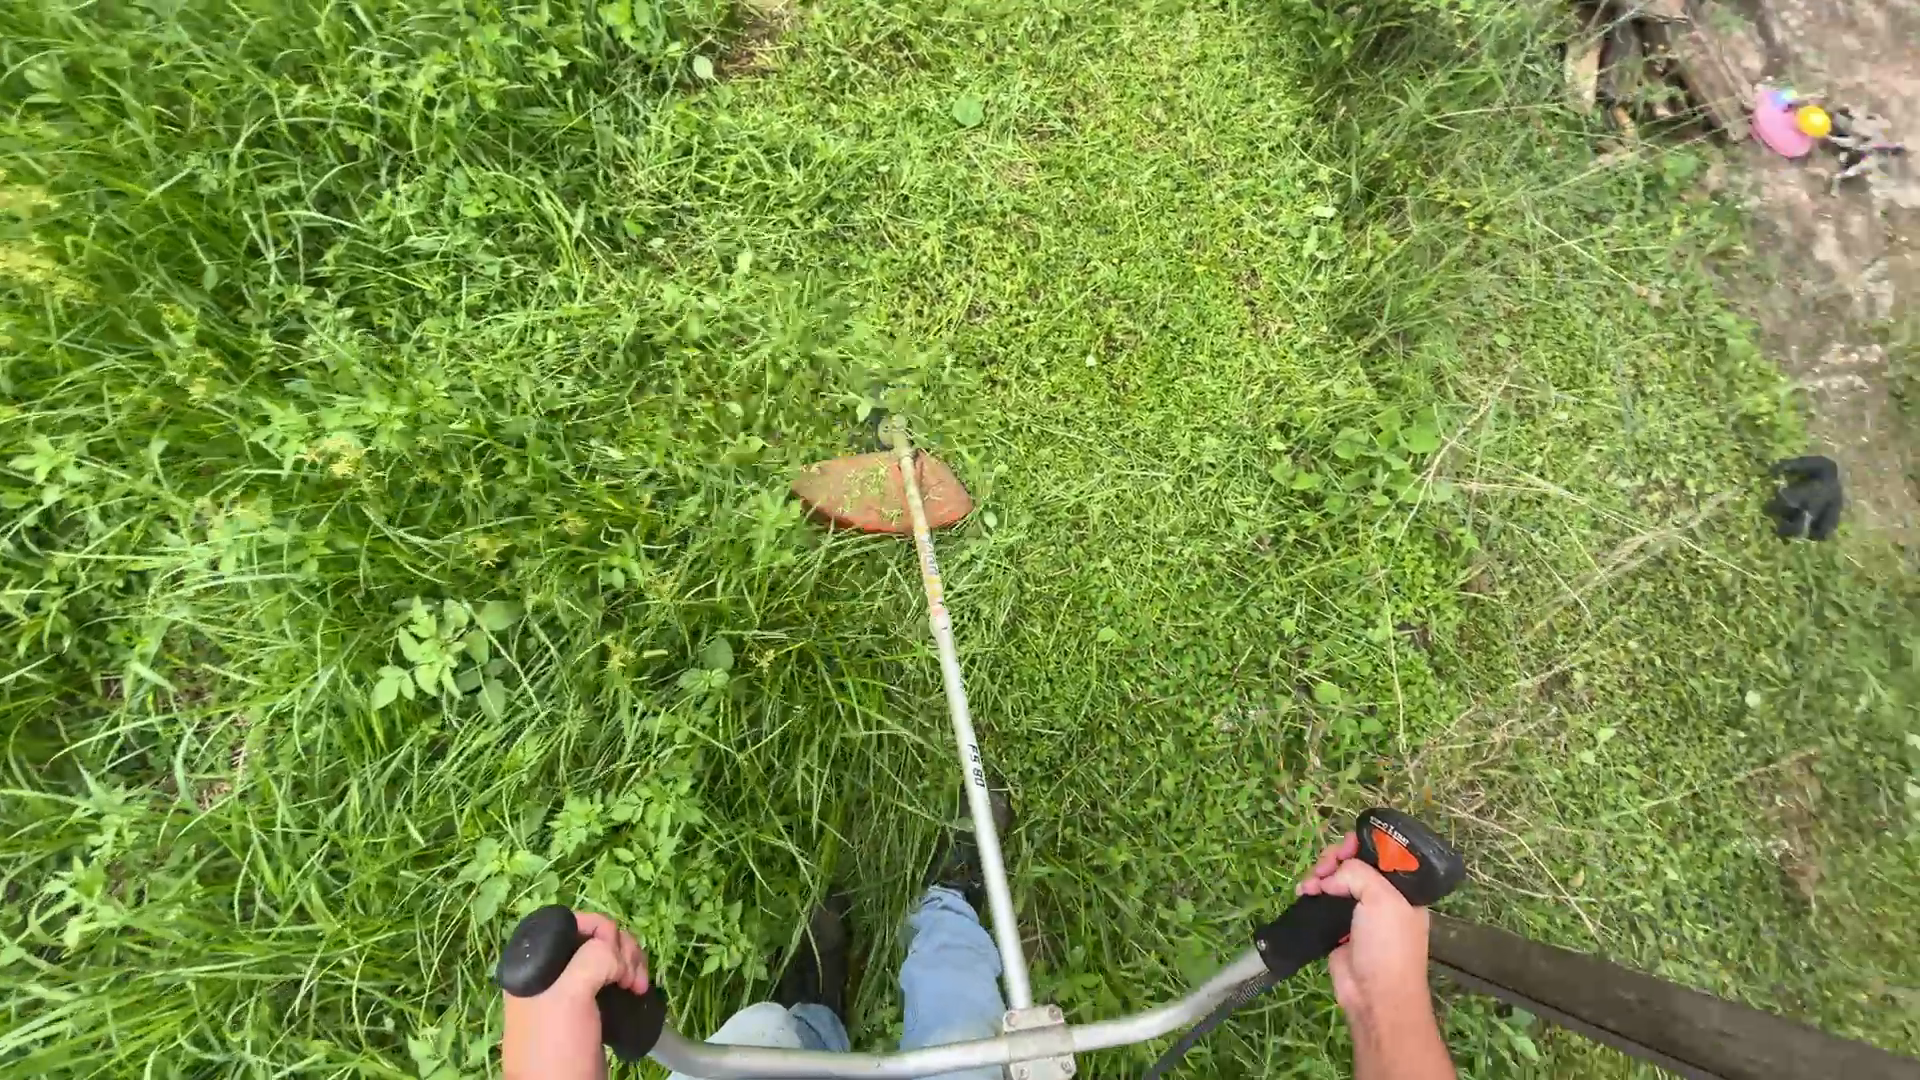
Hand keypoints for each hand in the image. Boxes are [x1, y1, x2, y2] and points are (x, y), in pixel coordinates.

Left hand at [501, 911, 649, 1079]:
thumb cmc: (556, 1047)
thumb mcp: (570, 994)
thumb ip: (594, 957)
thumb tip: (617, 954)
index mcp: (535, 966)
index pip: (571, 923)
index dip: (599, 929)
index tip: (614, 953)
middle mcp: (551, 974)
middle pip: (596, 937)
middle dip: (621, 948)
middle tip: (629, 976)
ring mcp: (571, 991)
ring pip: (610, 955)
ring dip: (631, 961)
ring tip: (637, 985)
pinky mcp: (590, 1007)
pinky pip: (616, 975)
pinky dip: (632, 975)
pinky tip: (638, 988)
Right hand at [1297, 833, 1454, 1079]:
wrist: (1374, 995)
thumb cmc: (1387, 945)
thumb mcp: (1382, 899)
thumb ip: (1356, 873)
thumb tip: (1328, 878)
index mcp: (1403, 890)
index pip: (1381, 854)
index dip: (1360, 846)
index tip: (1344, 849)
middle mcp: (1382, 897)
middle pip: (1353, 862)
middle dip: (1334, 859)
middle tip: (1323, 869)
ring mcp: (1359, 911)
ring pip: (1334, 877)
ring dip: (1318, 874)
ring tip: (1310, 885)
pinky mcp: (1338, 924)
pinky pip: (1321, 896)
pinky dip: (1310, 889)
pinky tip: (1303, 892)